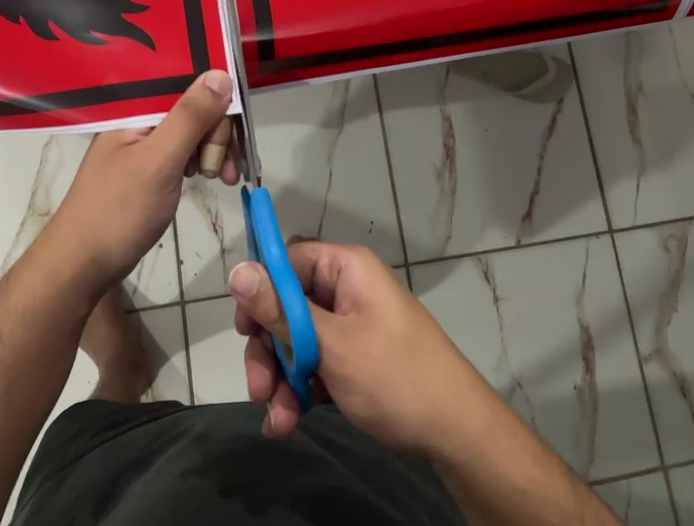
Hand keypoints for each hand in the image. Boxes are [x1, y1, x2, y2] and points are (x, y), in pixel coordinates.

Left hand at [47, 71, 235, 288]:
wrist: (83, 265)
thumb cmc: (118, 211)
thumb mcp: (159, 161)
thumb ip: (190, 117)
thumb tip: (220, 73)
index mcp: (135, 108)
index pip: (187, 84)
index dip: (217, 101)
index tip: (239, 128)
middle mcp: (139, 119)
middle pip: (193, 108)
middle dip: (218, 134)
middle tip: (225, 171)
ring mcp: (143, 145)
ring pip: (192, 132)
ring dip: (214, 151)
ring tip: (222, 180)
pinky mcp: (149, 168)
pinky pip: (183, 152)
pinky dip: (202, 163)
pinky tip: (211, 179)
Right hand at [230, 241, 499, 454]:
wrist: (456, 433)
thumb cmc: (395, 377)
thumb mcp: (331, 344)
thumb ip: (280, 310)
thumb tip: (238, 271)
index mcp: (347, 269)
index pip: (288, 260)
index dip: (261, 289)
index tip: (243, 326)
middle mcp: (347, 290)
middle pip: (286, 306)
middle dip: (268, 349)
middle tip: (257, 387)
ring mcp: (350, 327)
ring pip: (295, 342)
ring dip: (280, 380)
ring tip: (277, 418)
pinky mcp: (352, 361)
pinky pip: (312, 366)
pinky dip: (298, 392)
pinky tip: (287, 424)